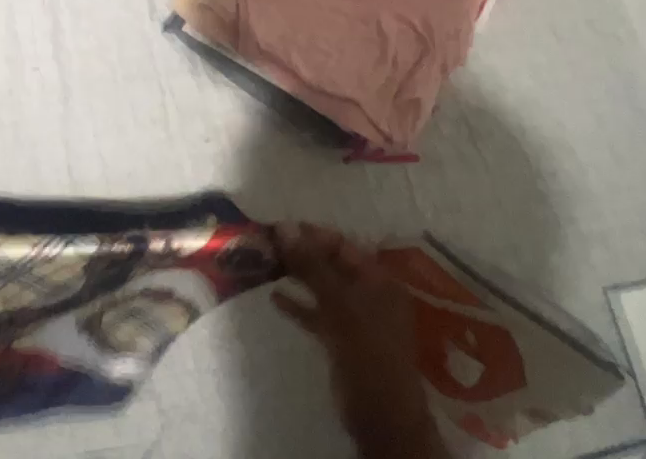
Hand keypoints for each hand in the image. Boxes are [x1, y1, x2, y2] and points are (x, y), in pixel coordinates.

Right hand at [272, 222, 446, 458]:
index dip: (312, 235)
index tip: (277, 227)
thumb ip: (312, 266)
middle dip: (301, 254)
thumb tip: (284, 227)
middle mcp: (368, 295)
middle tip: (265, 243)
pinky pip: (316, 314)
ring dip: (296, 277)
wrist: (381, 417)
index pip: (342, 245)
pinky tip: (274, 297)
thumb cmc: (367, 352)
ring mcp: (355, 319)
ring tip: (264, 264)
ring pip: (321, 288)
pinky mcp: (340, 340)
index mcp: (378, 281)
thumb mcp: (340, 305)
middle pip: (331, 265)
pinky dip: (298, 305)